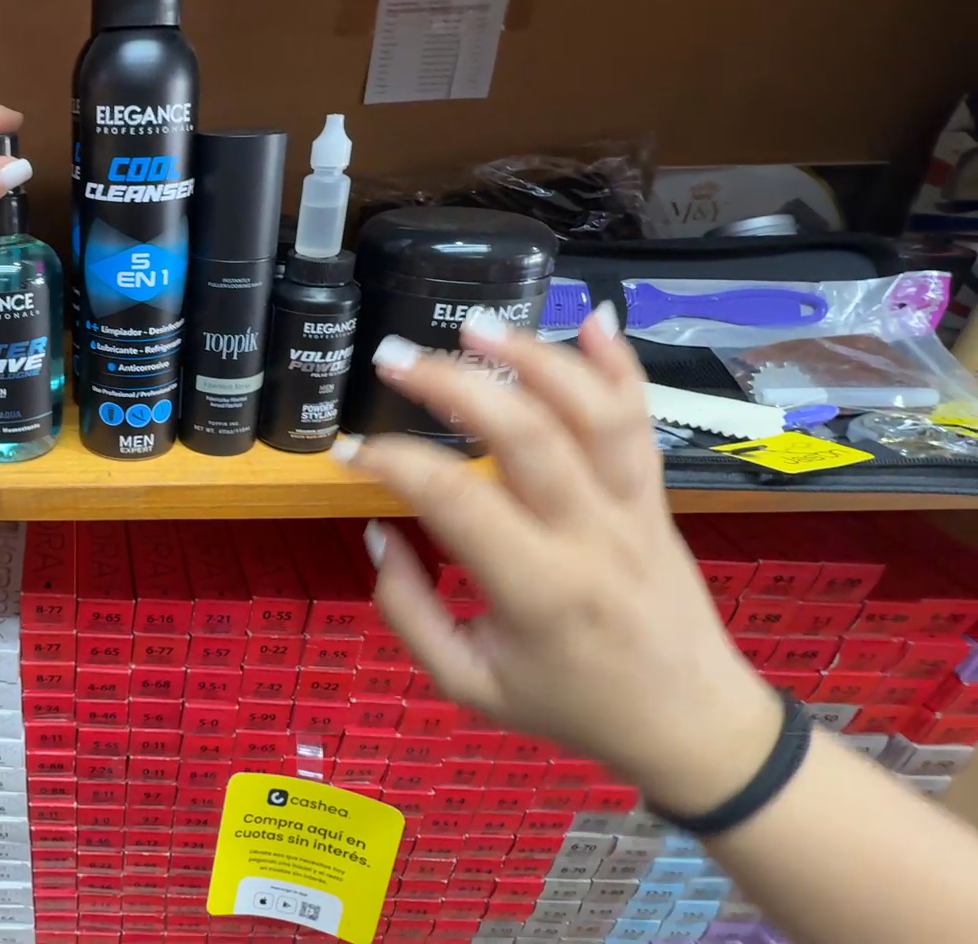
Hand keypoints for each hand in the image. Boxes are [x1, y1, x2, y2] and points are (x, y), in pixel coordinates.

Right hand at [341, 307, 782, 814]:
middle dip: (450, 384)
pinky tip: (592, 317)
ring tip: (474, 324)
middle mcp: (591, 534)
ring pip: (592, 413)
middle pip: (524, 434)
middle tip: (392, 356)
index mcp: (537, 587)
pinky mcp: (656, 497)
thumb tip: (378, 533)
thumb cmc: (570, 704)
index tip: (346, 451)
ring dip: (532, 358)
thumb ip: (408, 612)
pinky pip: (642, 422)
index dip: (390, 461)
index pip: (452, 497)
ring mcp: (633, 508)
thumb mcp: (466, 683)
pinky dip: (620, 365)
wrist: (696, 725)